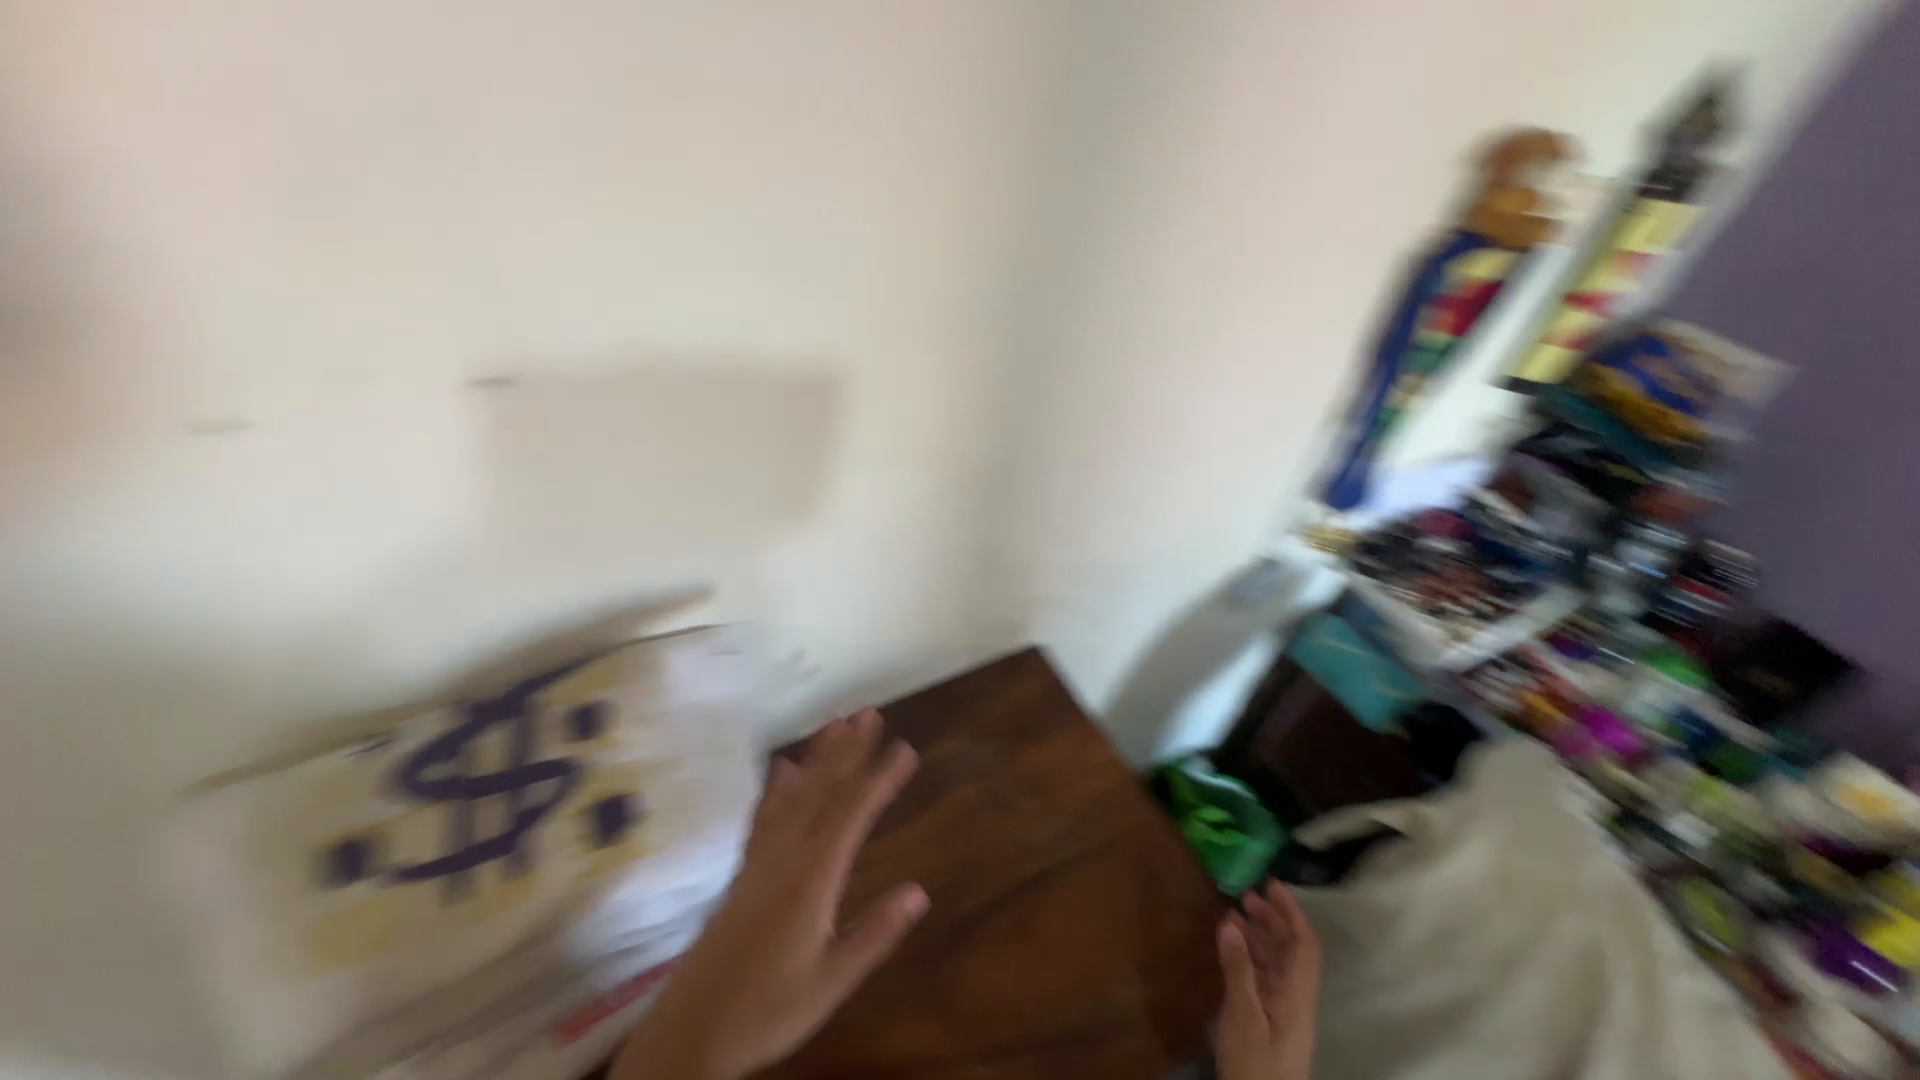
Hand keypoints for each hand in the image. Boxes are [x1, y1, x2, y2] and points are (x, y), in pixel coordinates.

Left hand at [612, 708, 925, 1079]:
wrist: (691, 1031)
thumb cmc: (769, 1011)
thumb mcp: (832, 982)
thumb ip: (874, 934)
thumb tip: (919, 891)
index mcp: (812, 880)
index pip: (853, 816)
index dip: (880, 779)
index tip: (905, 748)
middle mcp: (785, 858)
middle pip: (822, 793)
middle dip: (849, 751)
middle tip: (870, 712)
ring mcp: (760, 862)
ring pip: (794, 797)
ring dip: (818, 758)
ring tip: (836, 724)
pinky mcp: (743, 873)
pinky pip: (764, 817)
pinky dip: (778, 788)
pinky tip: (784, 768)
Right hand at [1215, 880, 1320, 1079]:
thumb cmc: (1256, 1066)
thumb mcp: (1243, 1016)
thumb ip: (1238, 968)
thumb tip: (1230, 922)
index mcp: (1298, 995)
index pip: (1305, 944)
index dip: (1292, 913)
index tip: (1272, 886)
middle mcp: (1297, 999)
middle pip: (1292, 951)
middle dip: (1273, 920)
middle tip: (1246, 896)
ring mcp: (1285, 1013)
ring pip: (1277, 965)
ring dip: (1259, 938)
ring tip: (1232, 917)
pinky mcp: (1272, 1023)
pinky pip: (1266, 980)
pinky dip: (1250, 960)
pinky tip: (1232, 952)